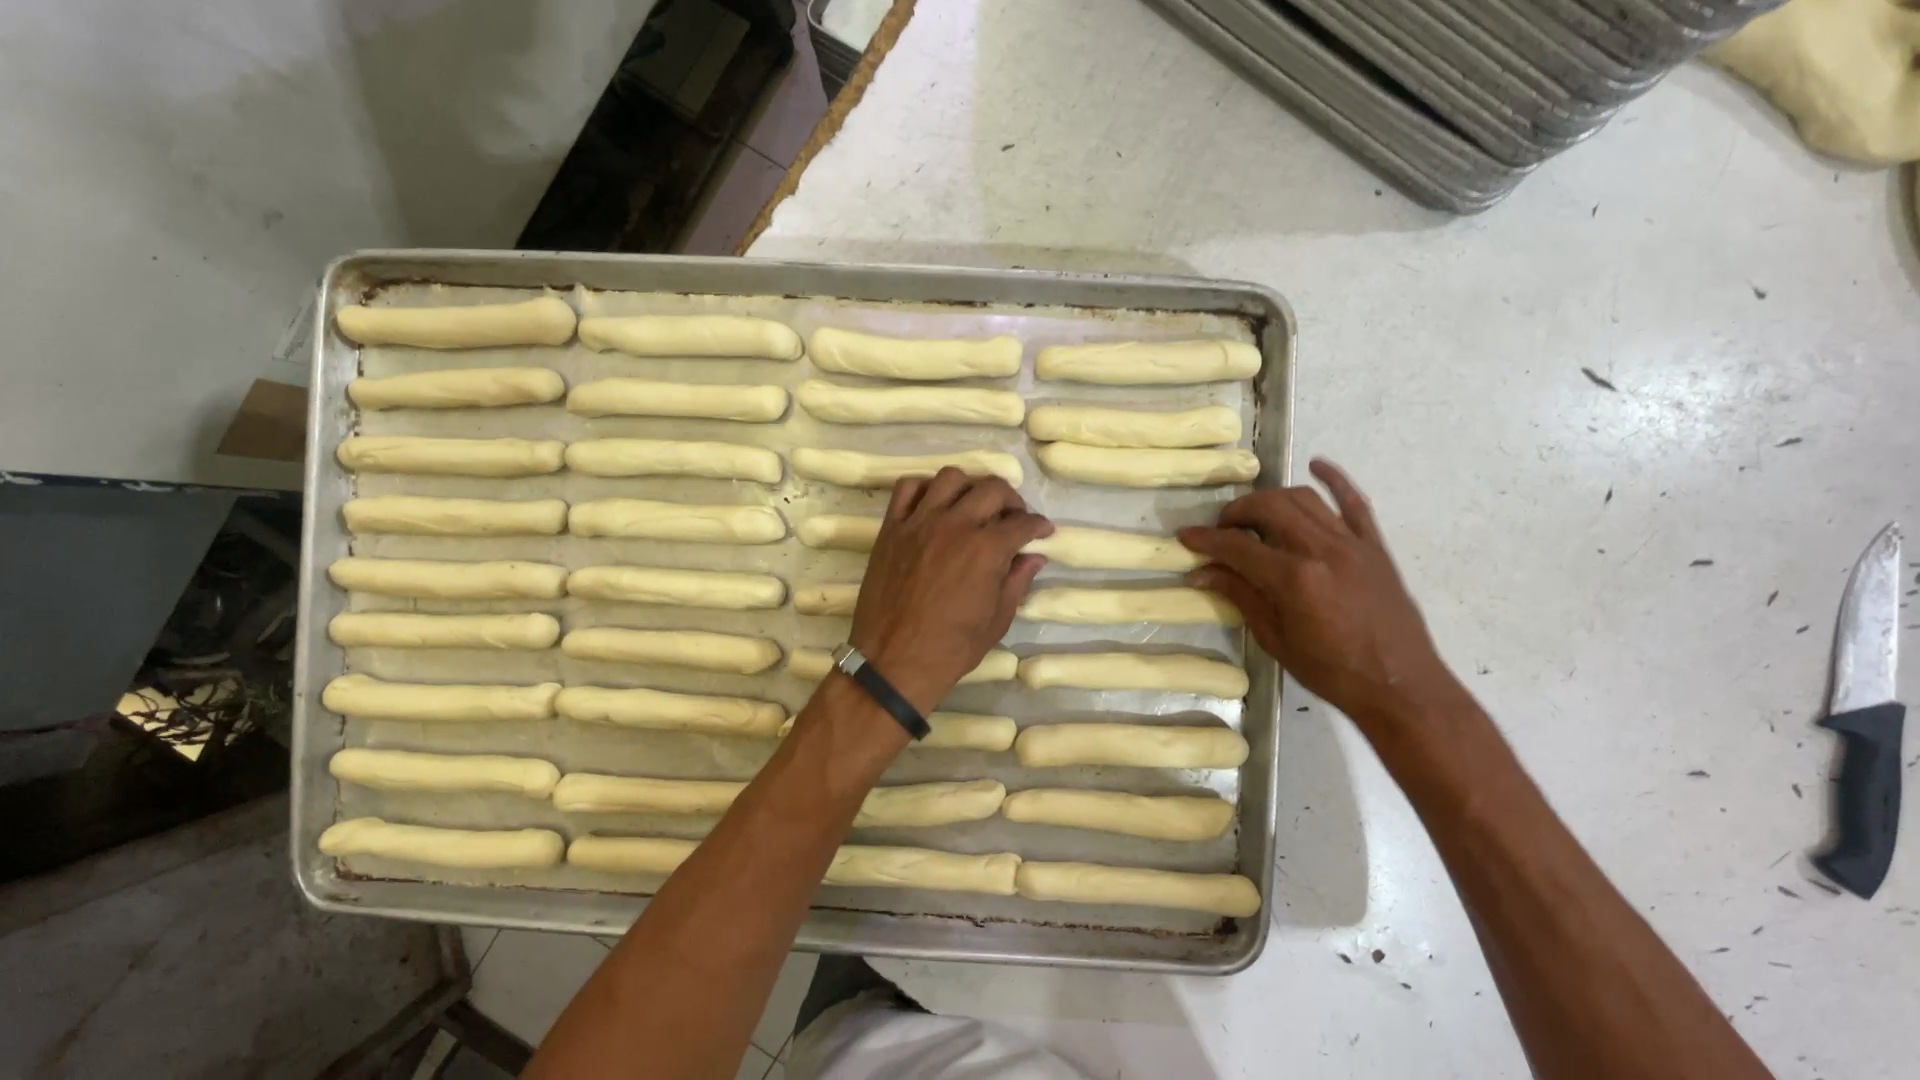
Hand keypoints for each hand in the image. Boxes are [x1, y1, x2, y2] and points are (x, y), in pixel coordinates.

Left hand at [851, 469, 1052, 712]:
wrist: (895, 660)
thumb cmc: (952, 647)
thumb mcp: (997, 620)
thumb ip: (1017, 581)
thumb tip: (1034, 558)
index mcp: (987, 549)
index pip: (1022, 523)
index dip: (1038, 526)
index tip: (1042, 531)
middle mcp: (955, 525)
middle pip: (992, 489)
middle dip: (1012, 500)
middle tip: (1013, 518)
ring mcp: (919, 523)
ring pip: (951, 478)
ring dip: (970, 487)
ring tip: (973, 506)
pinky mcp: (892, 528)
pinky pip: (907, 488)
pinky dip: (925, 488)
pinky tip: (934, 504)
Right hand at [1178, 459, 1464, 730]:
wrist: (1400, 684)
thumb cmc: (1332, 671)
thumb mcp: (1276, 639)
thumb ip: (1241, 596)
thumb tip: (1203, 572)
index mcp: (1294, 579)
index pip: (1238, 546)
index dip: (1207, 540)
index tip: (1186, 536)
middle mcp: (1322, 550)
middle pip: (1269, 508)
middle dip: (1237, 512)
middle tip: (1222, 529)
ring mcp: (1352, 543)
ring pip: (1305, 499)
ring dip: (1273, 498)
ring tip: (1256, 514)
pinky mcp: (1374, 546)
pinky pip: (1355, 502)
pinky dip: (1335, 479)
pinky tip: (1317, 465)